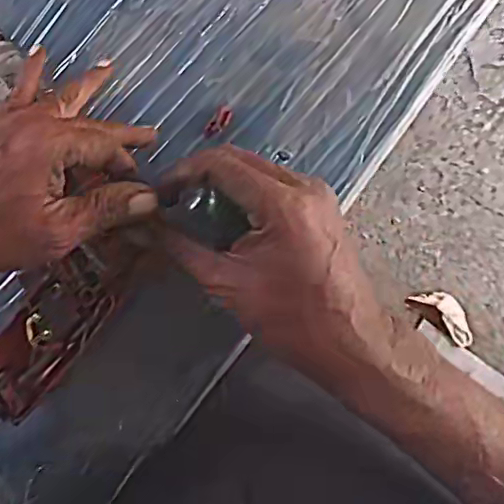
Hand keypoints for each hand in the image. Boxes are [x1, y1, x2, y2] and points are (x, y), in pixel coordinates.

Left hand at [0, 48, 158, 277]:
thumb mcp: (57, 231)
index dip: (125, 167)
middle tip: (147, 134)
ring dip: (87, 85)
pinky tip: (40, 54)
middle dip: (119, 133)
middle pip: (89, 122)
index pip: (104, 147)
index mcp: (51, 145)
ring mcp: (14, 120)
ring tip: (108, 67)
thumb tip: (144, 198)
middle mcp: (34, 123)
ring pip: (61, 97)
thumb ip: (104, 209)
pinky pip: (21, 90)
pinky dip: (34, 71)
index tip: (137, 188)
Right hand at [159, 146, 406, 390]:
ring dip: (222, 182)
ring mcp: (316, 192)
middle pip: (238, 159)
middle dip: (200, 174)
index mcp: (282, 203)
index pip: (221, 163)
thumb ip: (182, 247)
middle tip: (173, 199)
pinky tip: (228, 218)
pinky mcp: (320, 204)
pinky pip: (272, 182)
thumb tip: (149, 225)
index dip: (183, 172)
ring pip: (255, 168)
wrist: (354, 345)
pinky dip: (245, 192)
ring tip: (196, 209)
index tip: (161, 193)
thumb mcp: (227, 284)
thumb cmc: (292, 321)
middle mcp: (304, 186)